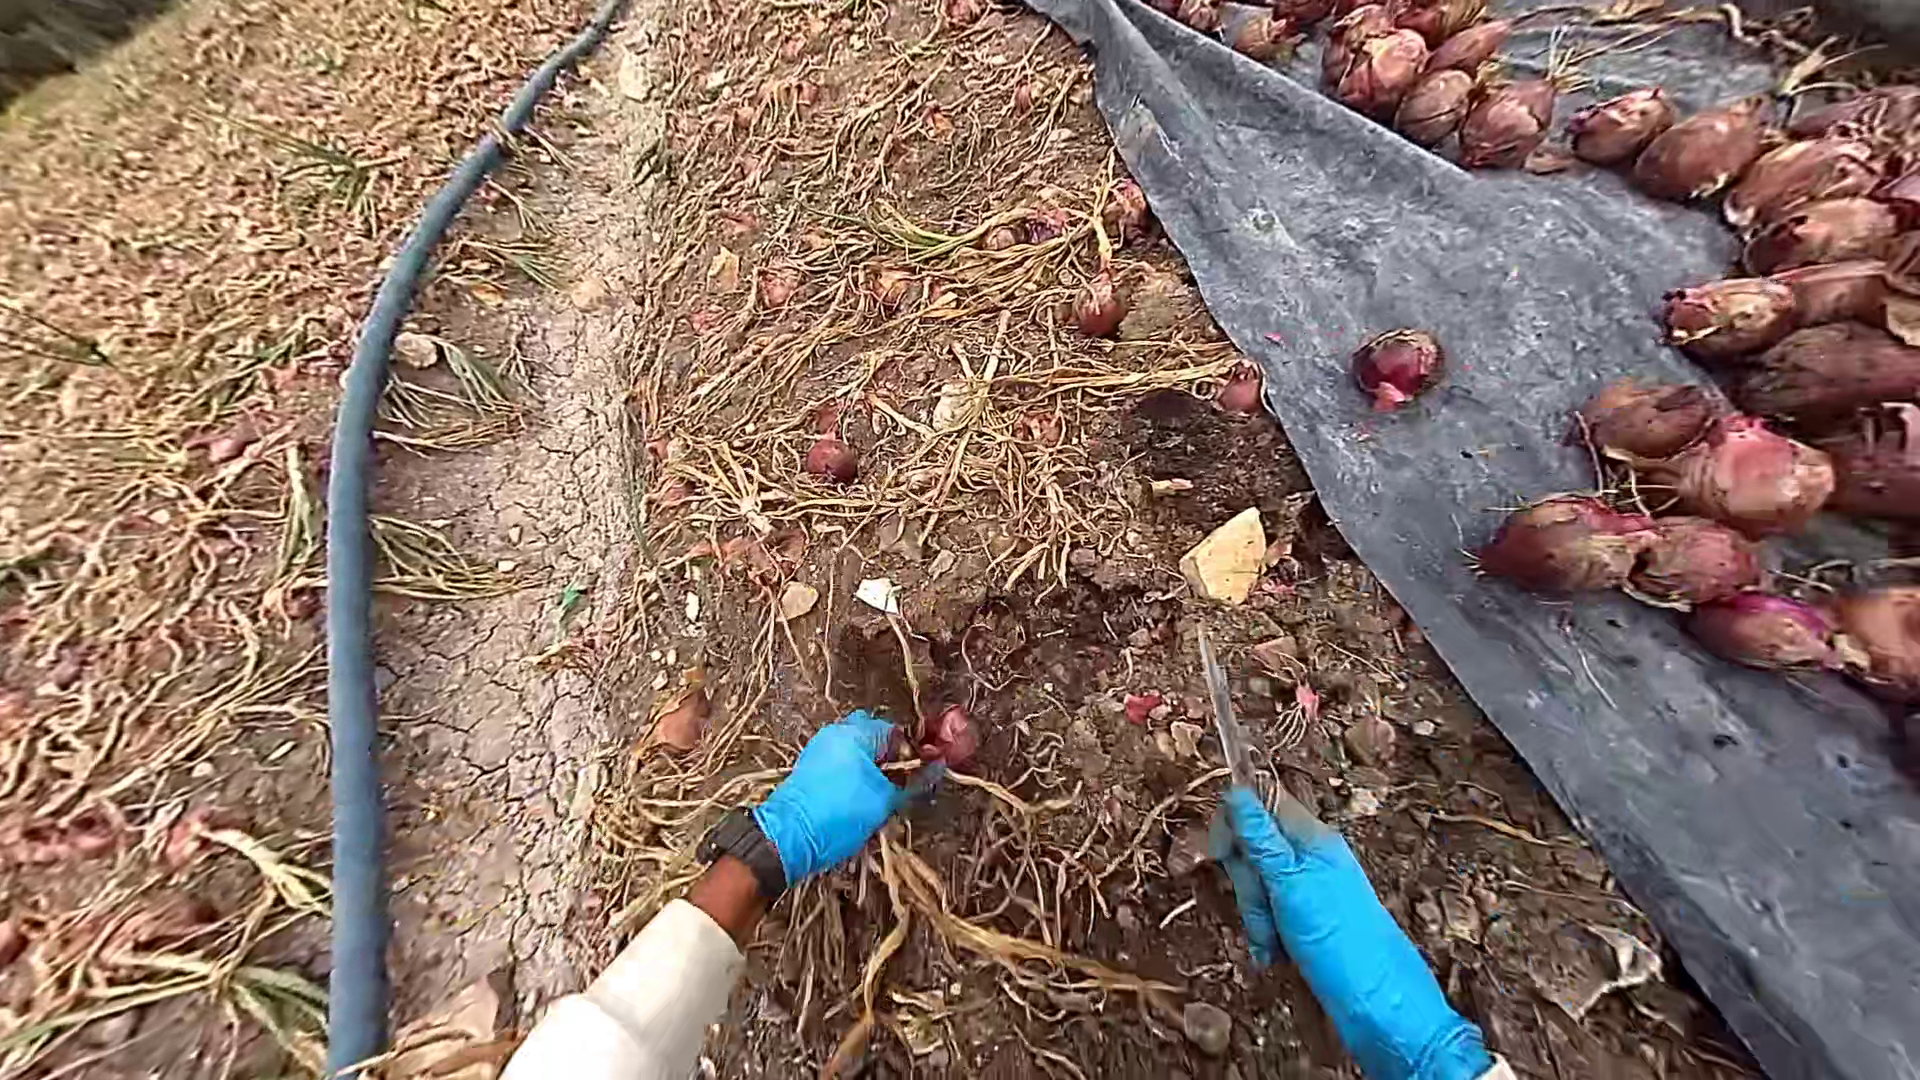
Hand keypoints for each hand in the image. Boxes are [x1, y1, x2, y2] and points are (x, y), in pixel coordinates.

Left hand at [752, 711, 909, 885]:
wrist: (788, 838)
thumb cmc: (838, 814)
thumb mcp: (884, 801)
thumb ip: (912, 783)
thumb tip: (935, 768)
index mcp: (857, 733)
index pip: (895, 731)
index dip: (909, 753)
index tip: (915, 776)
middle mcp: (836, 733)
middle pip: (874, 738)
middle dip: (888, 759)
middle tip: (896, 785)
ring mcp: (820, 748)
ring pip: (856, 751)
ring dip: (870, 769)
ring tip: (876, 798)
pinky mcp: (809, 766)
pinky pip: (839, 762)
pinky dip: (852, 776)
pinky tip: (856, 802)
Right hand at [1211, 787, 1493, 1079]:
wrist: (1387, 1018)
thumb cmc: (1342, 946)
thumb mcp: (1291, 885)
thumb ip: (1259, 837)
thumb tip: (1234, 788)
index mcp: (1311, 836)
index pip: (1259, 799)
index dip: (1234, 820)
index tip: (1224, 852)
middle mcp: (1308, 854)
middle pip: (1252, 840)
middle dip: (1244, 875)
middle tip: (1259, 903)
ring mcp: (1306, 885)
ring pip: (1255, 876)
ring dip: (1253, 908)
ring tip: (1269, 939)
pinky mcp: (1304, 914)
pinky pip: (1267, 906)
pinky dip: (1263, 928)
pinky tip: (1271, 950)